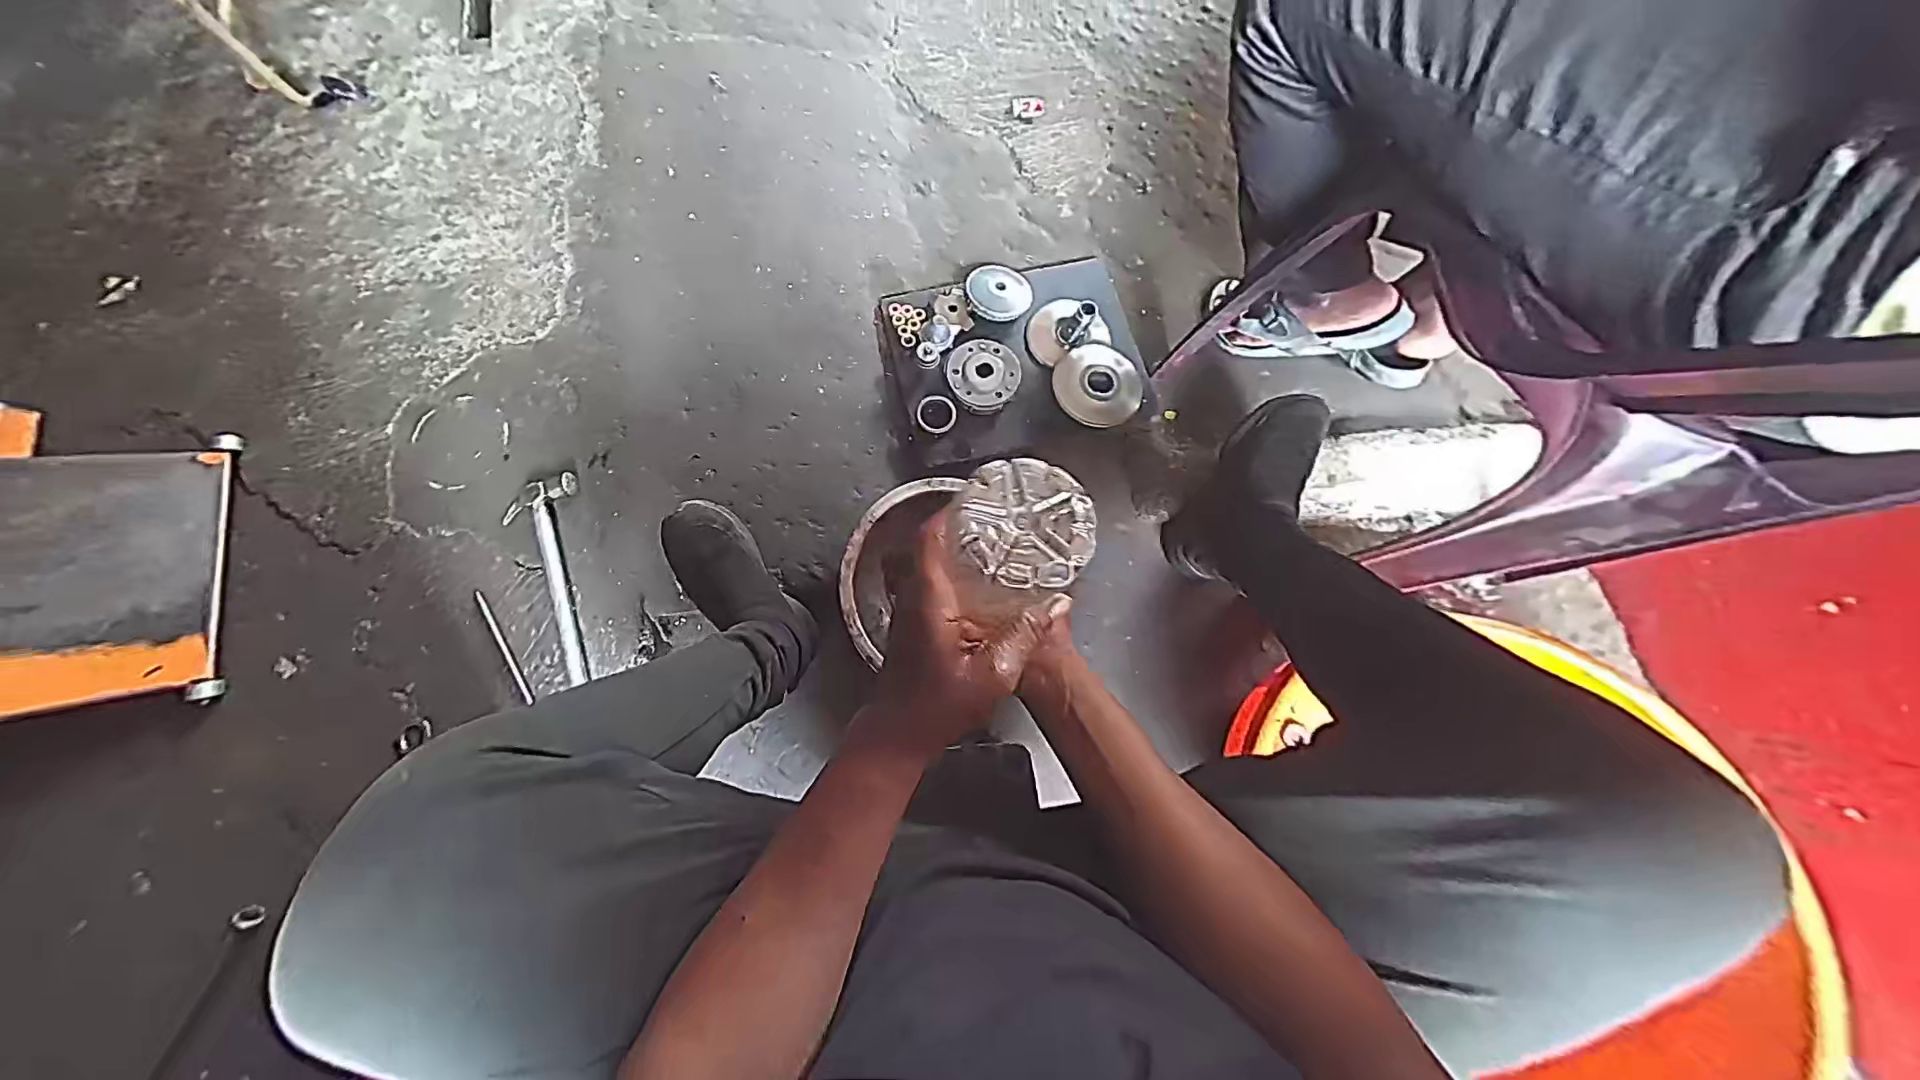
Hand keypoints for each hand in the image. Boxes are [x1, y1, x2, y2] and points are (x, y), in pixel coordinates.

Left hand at [853, 508, 1069, 756]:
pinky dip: (955, 574)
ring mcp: (912, 612)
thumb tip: (1054, 605)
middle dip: (958, 527)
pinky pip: (934, 586)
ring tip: (991, 542)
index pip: (929, 541)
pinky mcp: (916, 626)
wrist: (899, 732)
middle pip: (930, 547)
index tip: (971, 499)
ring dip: (956, 550)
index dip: (947, 514)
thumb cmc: (936, 706)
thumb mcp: (992, 674)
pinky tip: (981, 585)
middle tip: (992, 517)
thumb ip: (1024, 637)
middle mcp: (915, 599)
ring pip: (931, 566)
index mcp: (928, 601)